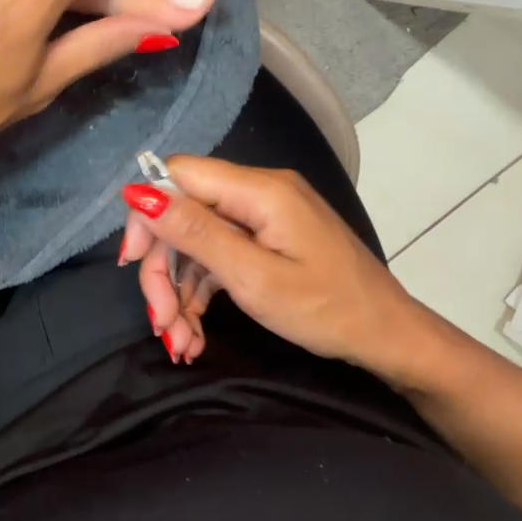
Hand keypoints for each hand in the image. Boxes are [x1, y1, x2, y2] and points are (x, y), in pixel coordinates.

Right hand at [119, 157, 439, 377]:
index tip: (133, 265)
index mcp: (259, 192)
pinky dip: (199, 295)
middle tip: (161, 324)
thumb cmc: (328, 310)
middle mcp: (258, 194)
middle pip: (181, 216)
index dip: (147, 217)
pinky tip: (193, 334)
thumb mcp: (253, 278)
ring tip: (179, 343)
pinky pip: (215, 258)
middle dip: (161, 271)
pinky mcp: (265, 241)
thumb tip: (137, 193)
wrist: (388, 338)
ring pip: (193, 244)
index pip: (176, 177)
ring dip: (177, 293)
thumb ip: (195, 233)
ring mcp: (262, 218)